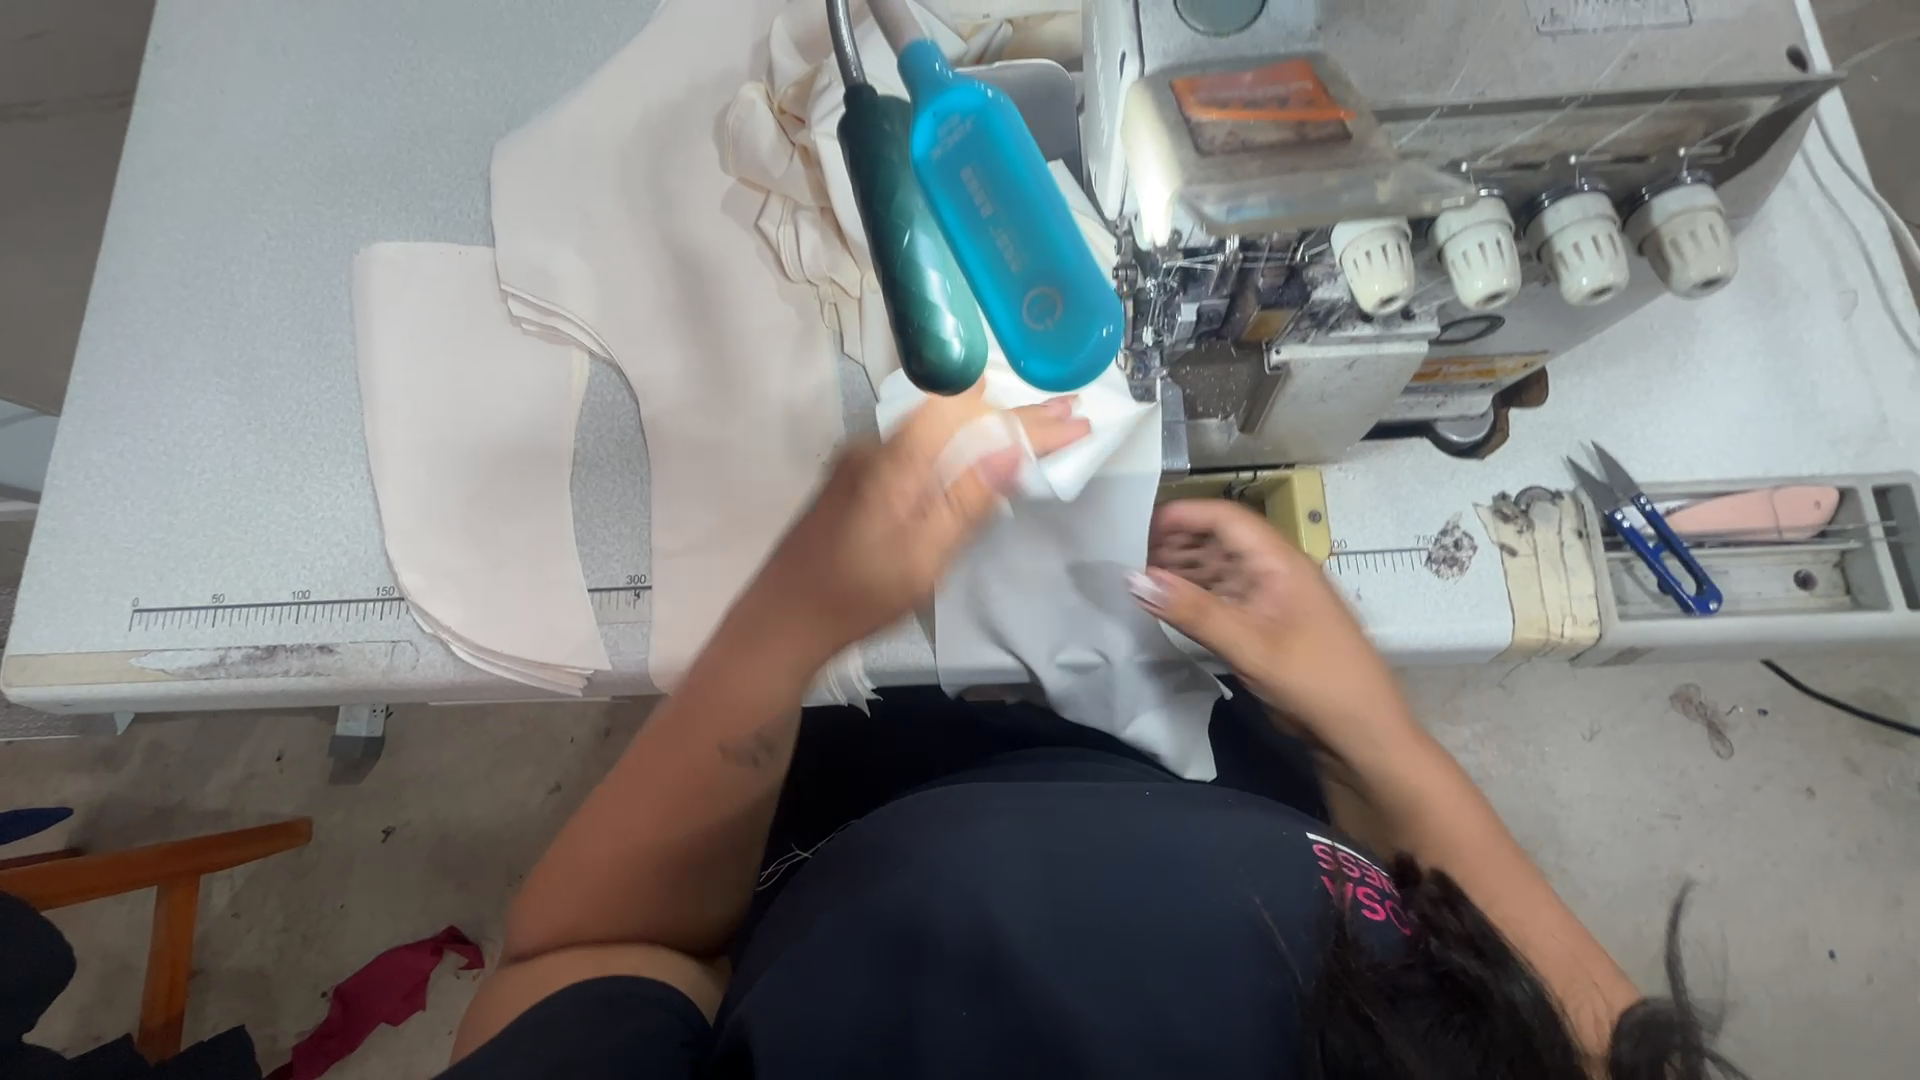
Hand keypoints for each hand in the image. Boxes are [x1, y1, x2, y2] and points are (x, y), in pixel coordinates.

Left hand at [750, 385, 1090, 658]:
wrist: (780, 622)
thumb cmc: (854, 600)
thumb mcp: (921, 562)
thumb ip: (965, 503)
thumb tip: (1010, 452)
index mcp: (893, 462)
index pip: (972, 418)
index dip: (1027, 420)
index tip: (1076, 419)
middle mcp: (876, 446)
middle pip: (956, 413)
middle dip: (1016, 413)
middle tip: (1068, 410)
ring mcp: (863, 459)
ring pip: (937, 425)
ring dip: (990, 424)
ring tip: (1038, 423)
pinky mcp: (858, 476)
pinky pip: (920, 444)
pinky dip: (960, 442)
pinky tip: (982, 449)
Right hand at [1131, 498, 1406, 734]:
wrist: (1362, 733)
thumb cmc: (1315, 682)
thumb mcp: (1249, 645)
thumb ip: (1191, 610)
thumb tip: (1135, 579)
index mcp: (1280, 563)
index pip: (1226, 519)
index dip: (1183, 516)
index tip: (1140, 527)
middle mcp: (1274, 572)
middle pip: (1220, 541)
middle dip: (1177, 544)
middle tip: (1133, 557)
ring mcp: (1271, 599)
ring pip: (1220, 570)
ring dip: (1183, 571)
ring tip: (1143, 581)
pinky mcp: (1265, 625)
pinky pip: (1224, 598)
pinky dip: (1195, 597)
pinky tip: (1169, 607)